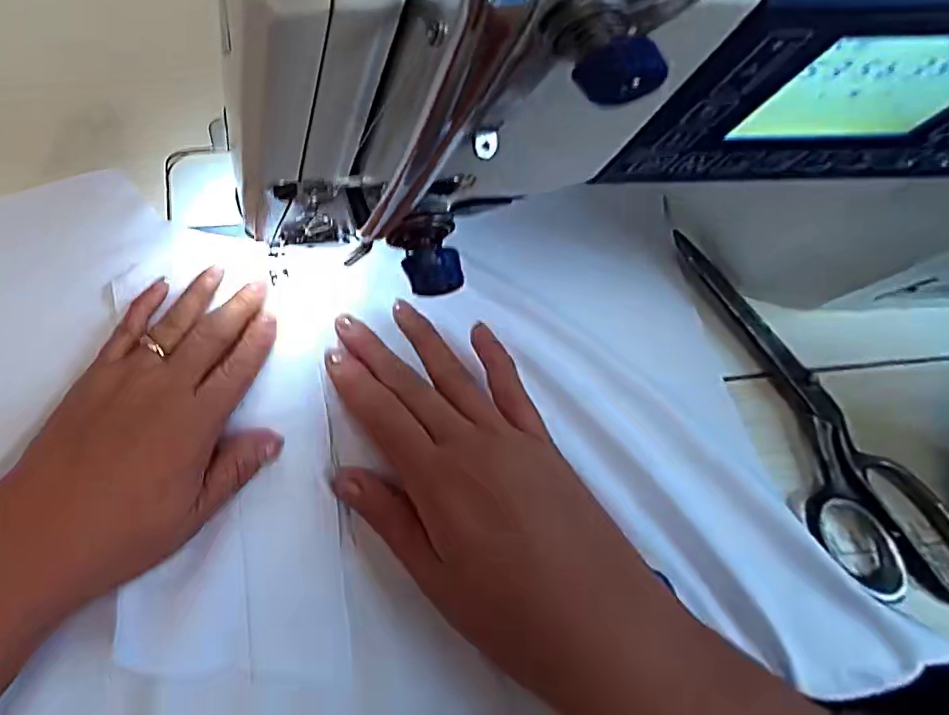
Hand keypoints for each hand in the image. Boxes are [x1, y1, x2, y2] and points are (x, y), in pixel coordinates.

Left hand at [0, 266, 281, 606]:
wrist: (47, 523)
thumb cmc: (124, 530)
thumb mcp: (191, 514)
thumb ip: (233, 469)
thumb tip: (272, 437)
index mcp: (195, 422)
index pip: (236, 371)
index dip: (257, 342)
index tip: (272, 316)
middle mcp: (166, 386)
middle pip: (209, 337)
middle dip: (237, 307)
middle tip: (257, 283)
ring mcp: (128, 374)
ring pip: (171, 324)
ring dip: (196, 295)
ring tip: (217, 270)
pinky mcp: (97, 372)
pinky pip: (126, 329)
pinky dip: (144, 304)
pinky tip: (159, 286)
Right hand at [327, 302, 817, 714]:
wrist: (617, 637)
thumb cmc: (515, 617)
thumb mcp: (437, 580)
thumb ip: (388, 520)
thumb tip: (342, 476)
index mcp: (437, 479)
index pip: (383, 416)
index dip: (353, 383)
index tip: (332, 354)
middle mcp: (469, 446)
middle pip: (411, 387)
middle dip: (374, 352)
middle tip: (347, 321)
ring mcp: (510, 440)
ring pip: (456, 378)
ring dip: (424, 340)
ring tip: (399, 310)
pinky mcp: (543, 446)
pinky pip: (513, 391)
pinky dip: (495, 357)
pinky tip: (480, 331)